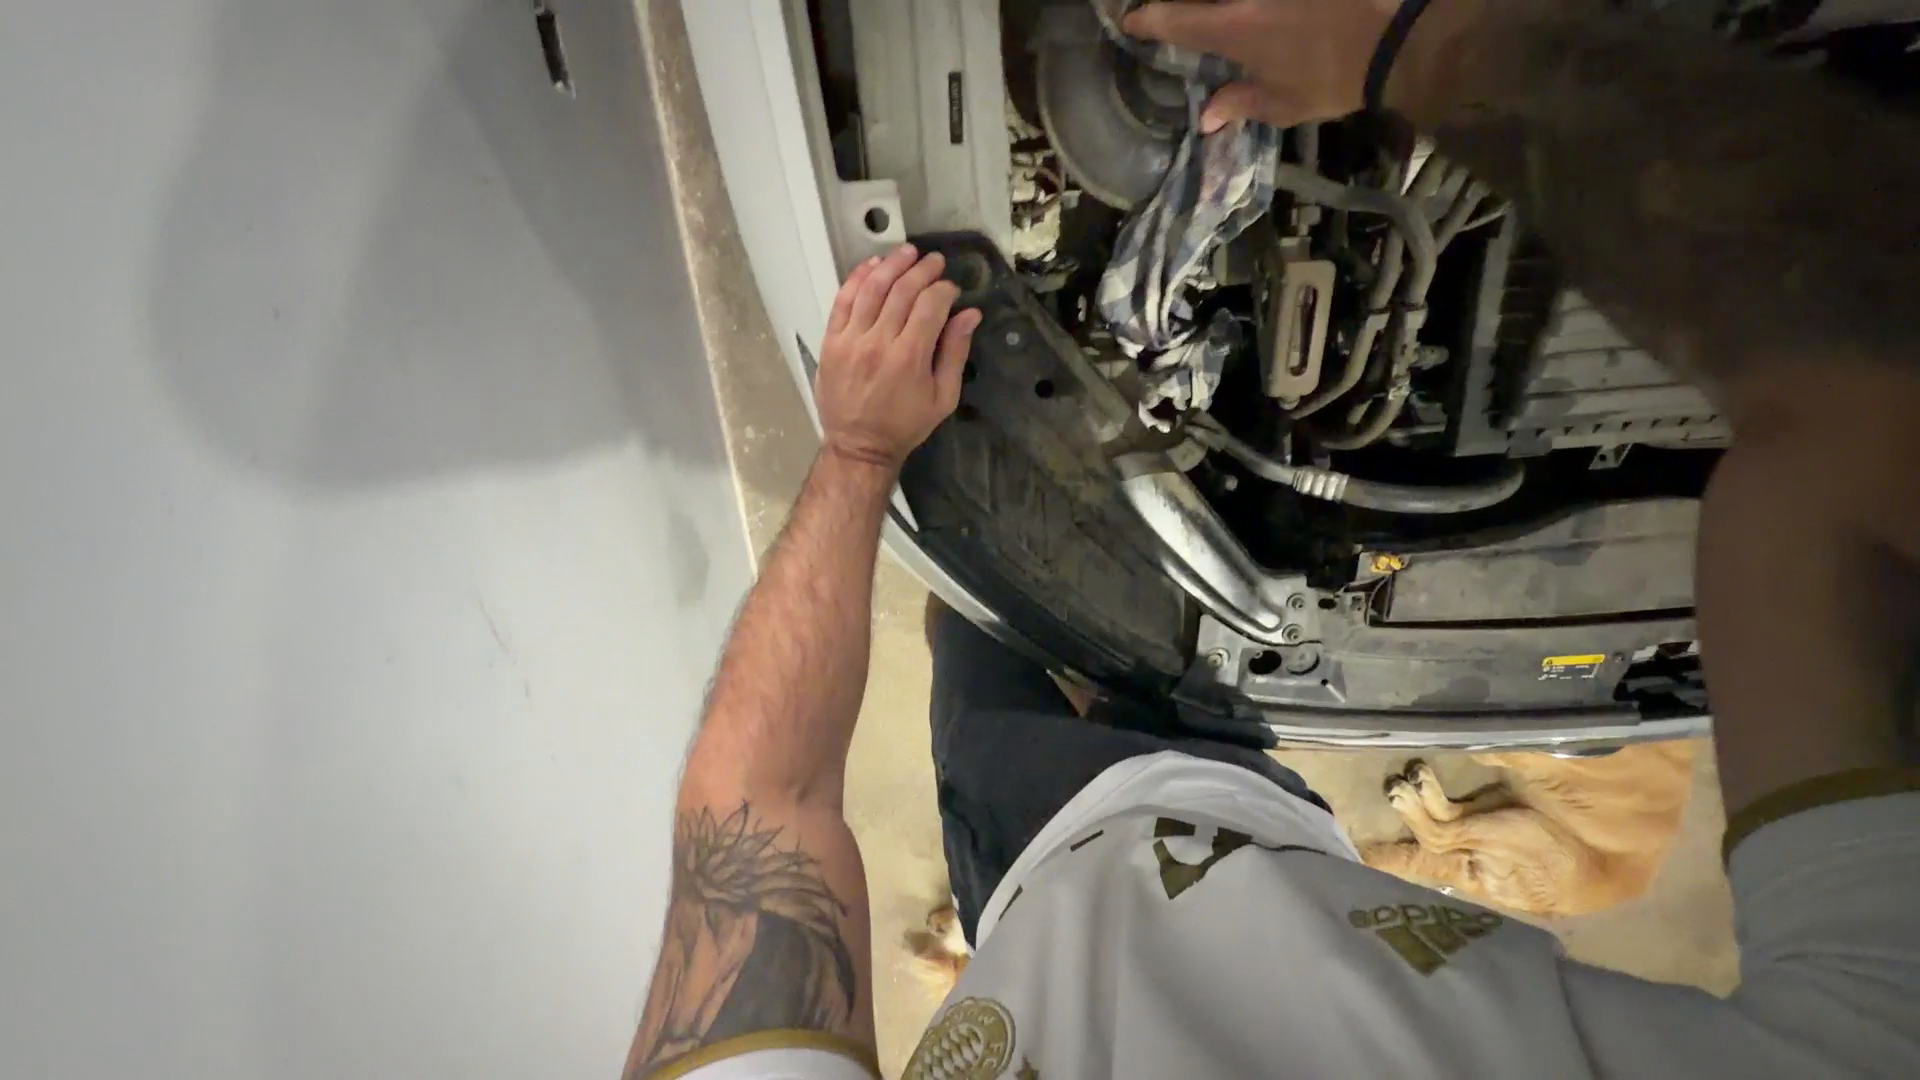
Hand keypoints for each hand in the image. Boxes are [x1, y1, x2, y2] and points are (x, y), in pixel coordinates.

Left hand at [816, 244, 980, 470]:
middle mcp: (879, 342)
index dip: (945, 289)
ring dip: (892, 264)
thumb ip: (955, 353)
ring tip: (907, 253)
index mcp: (910, 357)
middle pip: (903, 289)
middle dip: (923, 270)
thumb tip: (970, 315)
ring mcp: (851, 339)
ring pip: (872, 287)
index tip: (952, 289)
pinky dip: (859, 277)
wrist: (859, 446)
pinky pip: (844, 299)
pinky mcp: (831, 340)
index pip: (931, 304)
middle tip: (934, 261)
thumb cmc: (906, 425)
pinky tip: (873, 266)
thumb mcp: (943, 397)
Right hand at [1125, 0, 1396, 132]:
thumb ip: (1240, 104)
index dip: (1150, 20)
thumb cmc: (1335, 79)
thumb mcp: (1283, 105)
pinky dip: (1251, 6)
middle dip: (1181, 7)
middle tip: (1170, 15)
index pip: (1179, 20)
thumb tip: (1206, 117)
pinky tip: (1269, 15)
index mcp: (1237, 28)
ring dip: (1218, 8)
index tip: (1131, 19)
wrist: (1402, 37)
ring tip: (1212, 14)